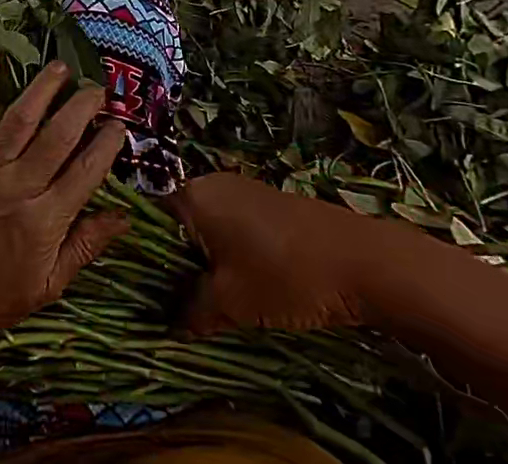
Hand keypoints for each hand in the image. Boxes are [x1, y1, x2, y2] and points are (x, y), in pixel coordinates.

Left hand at [0, 57, 128, 355]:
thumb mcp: (49, 285)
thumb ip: (86, 245)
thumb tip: (125, 216)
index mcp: (44, 220)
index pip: (86, 171)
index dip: (108, 143)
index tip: (121, 125)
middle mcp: (17, 187)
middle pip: (58, 136)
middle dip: (83, 106)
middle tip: (100, 89)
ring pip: (20, 119)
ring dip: (43, 88)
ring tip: (62, 67)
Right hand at [168, 172, 387, 334]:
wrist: (363, 261)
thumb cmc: (285, 275)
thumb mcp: (231, 302)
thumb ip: (192, 311)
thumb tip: (172, 324)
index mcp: (193, 196)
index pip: (149, 221)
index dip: (145, 258)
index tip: (147, 292)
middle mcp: (212, 183)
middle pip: (177, 223)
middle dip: (176, 262)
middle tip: (178, 301)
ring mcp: (243, 190)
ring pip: (207, 227)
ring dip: (205, 260)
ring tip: (211, 298)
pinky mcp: (268, 202)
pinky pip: (232, 225)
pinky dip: (230, 253)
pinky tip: (243, 283)